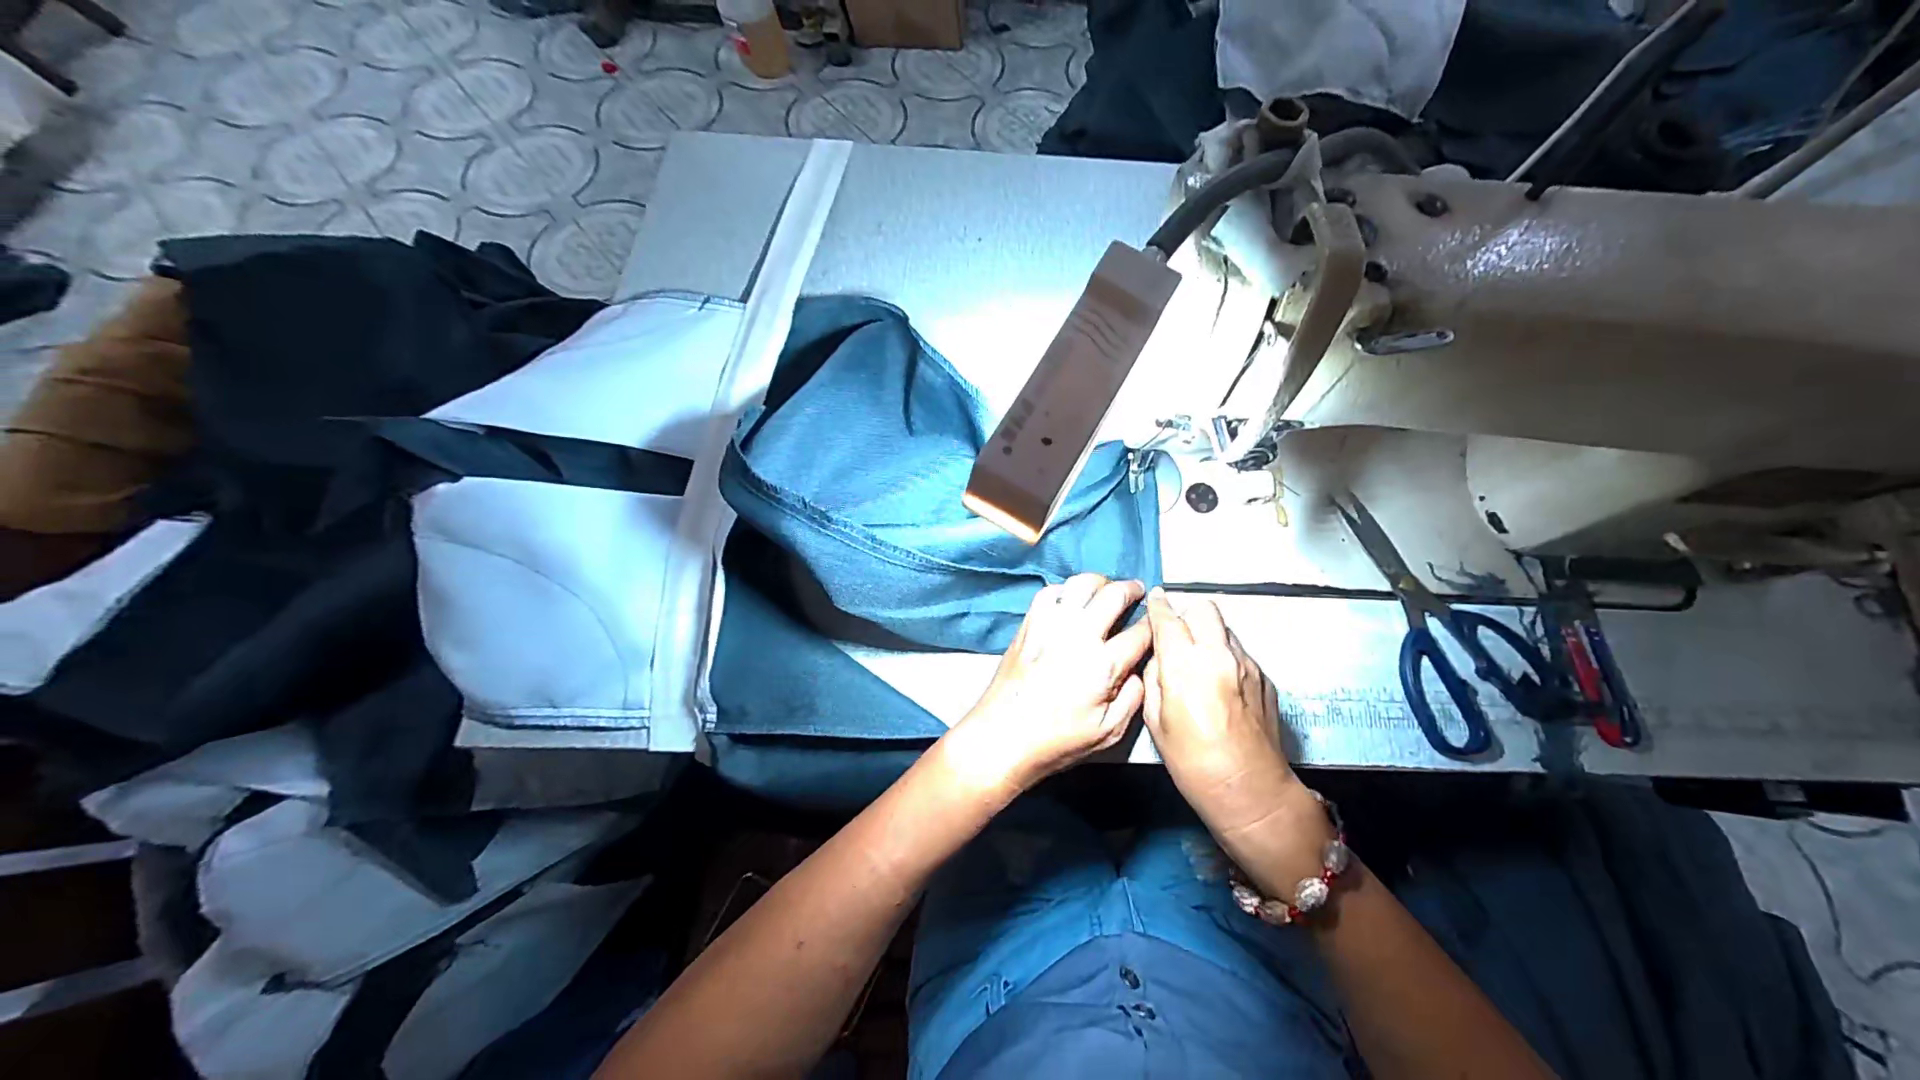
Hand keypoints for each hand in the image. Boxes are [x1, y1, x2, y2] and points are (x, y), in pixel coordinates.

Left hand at [942, 575, 1151, 793]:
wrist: (1002, 736)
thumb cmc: (1053, 741)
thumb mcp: (1107, 732)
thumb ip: (1132, 698)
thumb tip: (1140, 672)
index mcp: (1102, 665)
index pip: (1140, 632)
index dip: (1154, 624)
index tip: (1158, 622)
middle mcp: (1077, 636)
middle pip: (1113, 595)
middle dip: (1132, 589)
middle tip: (1138, 591)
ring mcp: (1050, 626)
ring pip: (1080, 584)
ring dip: (1099, 582)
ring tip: (1107, 589)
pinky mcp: (1028, 626)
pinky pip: (1049, 592)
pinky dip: (1065, 590)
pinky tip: (1071, 600)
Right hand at [1143, 588, 1313, 849]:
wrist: (1252, 791)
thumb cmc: (1194, 764)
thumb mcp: (1156, 723)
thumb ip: (1155, 680)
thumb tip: (1160, 660)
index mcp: (1187, 667)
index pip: (1169, 619)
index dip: (1158, 606)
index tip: (1154, 599)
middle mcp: (1220, 657)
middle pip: (1203, 609)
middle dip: (1186, 615)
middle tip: (1175, 633)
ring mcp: (1248, 665)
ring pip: (1224, 629)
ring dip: (1207, 635)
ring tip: (1197, 661)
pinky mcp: (1265, 678)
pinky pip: (1239, 653)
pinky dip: (1225, 657)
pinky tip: (1219, 686)